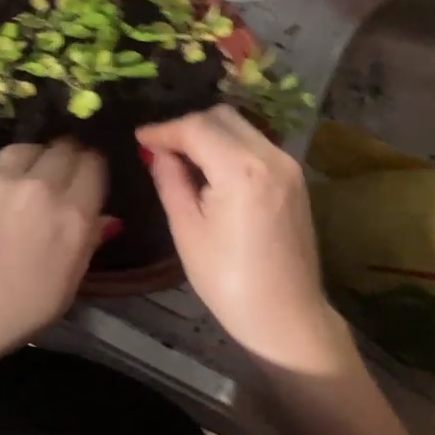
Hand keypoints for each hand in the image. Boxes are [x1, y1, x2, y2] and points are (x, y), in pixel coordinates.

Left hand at [0, 140, 107, 370]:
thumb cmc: (13, 312)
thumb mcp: (66, 287)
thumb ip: (87, 243)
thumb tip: (101, 216)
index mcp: (73, 216)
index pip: (94, 164)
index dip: (89, 169)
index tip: (82, 177)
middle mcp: (41, 186)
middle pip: (62, 149)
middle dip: (61, 161)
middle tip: (50, 179)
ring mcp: (0, 177)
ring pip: (25, 149)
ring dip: (26, 162)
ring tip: (15, 183)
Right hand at [137, 107, 348, 368]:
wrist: (287, 317)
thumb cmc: (229, 281)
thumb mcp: (187, 230)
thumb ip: (170, 181)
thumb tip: (157, 152)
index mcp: (241, 171)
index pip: (196, 128)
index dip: (163, 130)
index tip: (139, 139)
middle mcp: (271, 157)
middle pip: (221, 117)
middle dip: (187, 126)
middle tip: (159, 148)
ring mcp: (288, 166)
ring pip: (241, 127)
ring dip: (209, 134)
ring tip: (181, 159)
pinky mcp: (295, 178)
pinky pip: (256, 145)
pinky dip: (229, 146)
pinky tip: (210, 170)